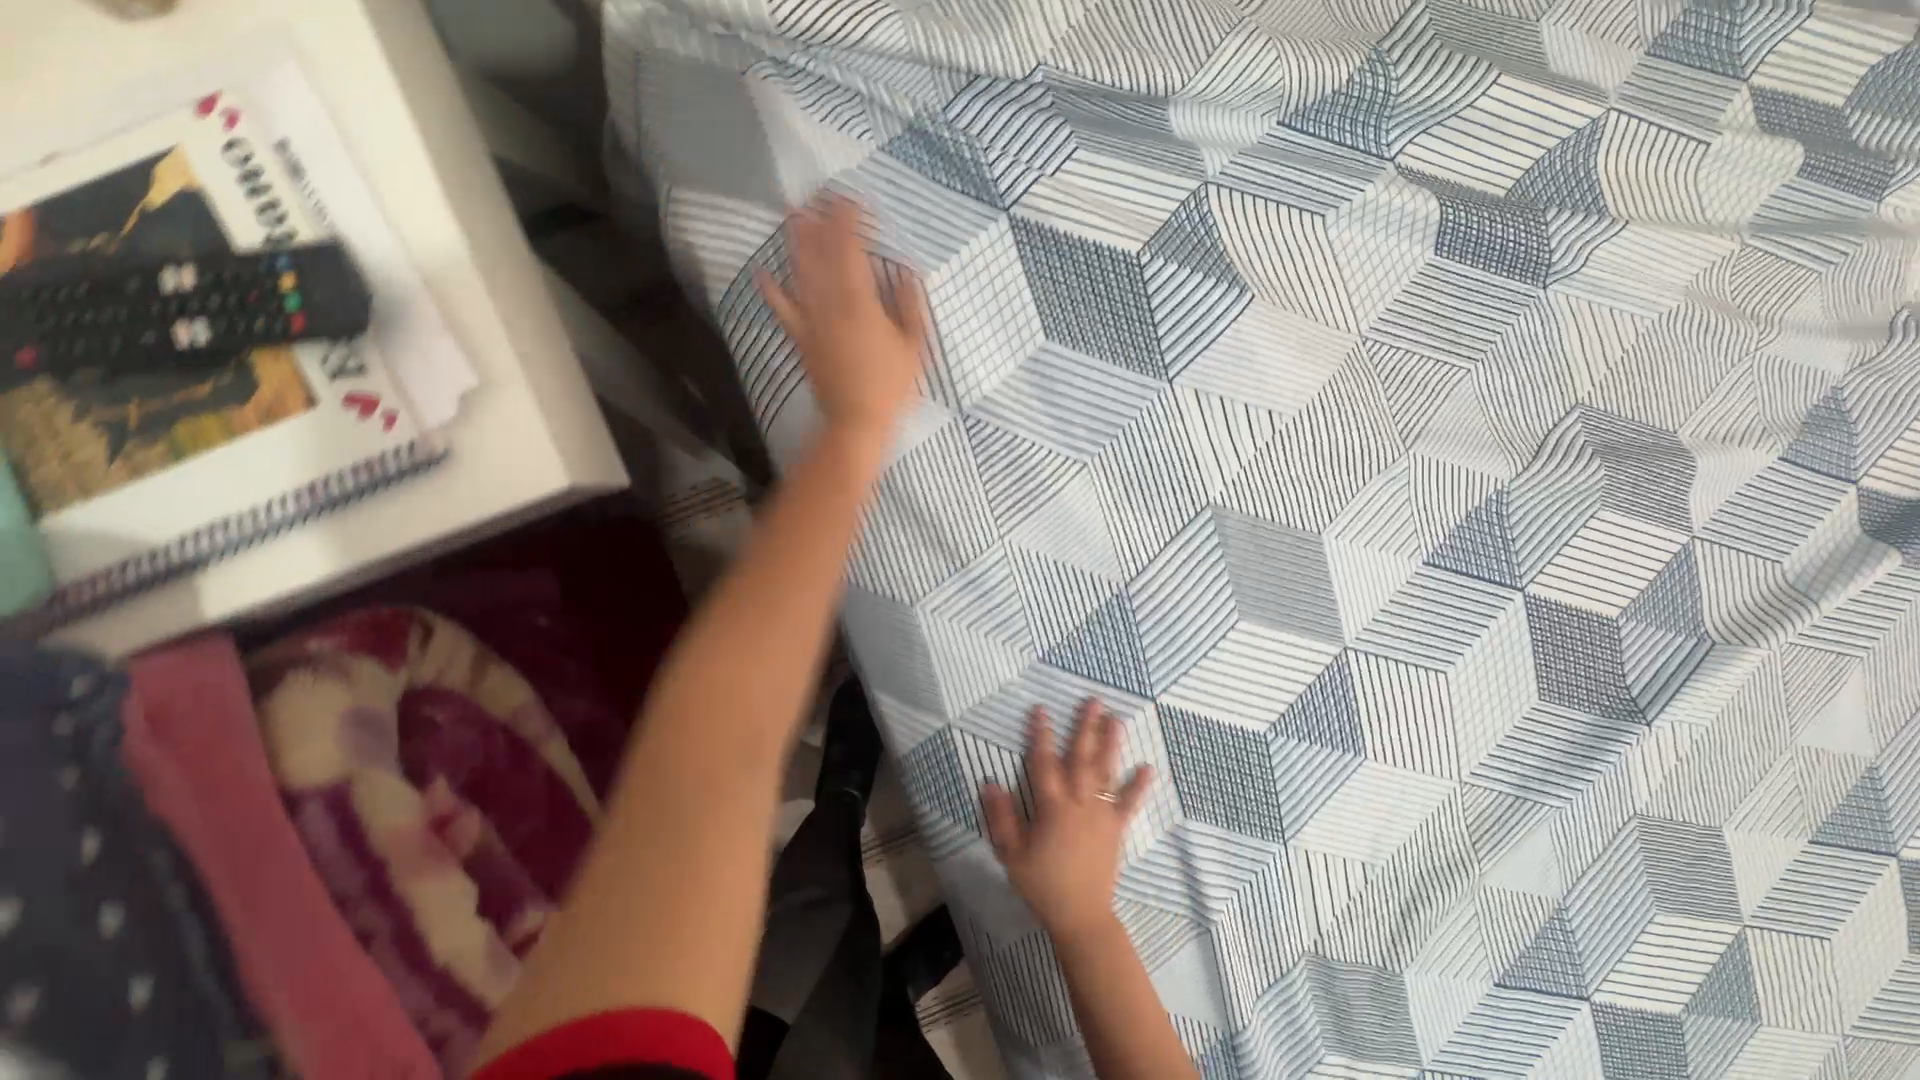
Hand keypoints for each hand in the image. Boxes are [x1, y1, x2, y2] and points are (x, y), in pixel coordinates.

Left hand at [755, 194, 927, 435]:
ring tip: (793, 214)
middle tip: (818, 194)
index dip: (849, 220)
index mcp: (860, 301)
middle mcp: (830, 302)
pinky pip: (781, 309)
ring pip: (800, 272)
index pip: (851, 248)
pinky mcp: (800, 337)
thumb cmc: (890, 385)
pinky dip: (771, 289)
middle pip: (821, 252)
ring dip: (796, 241)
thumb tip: (906, 272)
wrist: (855, 421)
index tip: (852, 199)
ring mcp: (811, 320)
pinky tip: (762, 271)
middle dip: (820, 221)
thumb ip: (909, 304)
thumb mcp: (913, 344)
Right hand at [982, 699, 1152, 941]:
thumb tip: (990, 782)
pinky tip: (1147, 768)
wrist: (1079, 915)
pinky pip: (1129, 804)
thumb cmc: (1041, 883)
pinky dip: (1139, 786)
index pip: (1043, 763)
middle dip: (1085, 728)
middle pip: (1081, 759)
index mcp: (1051, 808)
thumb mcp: (1010, 853)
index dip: (1041, 736)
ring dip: (1111, 745)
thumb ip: (1001, 817)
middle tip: (1093, 701)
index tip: (1041, 710)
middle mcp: (1079, 804)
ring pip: (1105, 773)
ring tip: (1116, 719)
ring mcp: (1101, 815)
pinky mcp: (1116, 829)